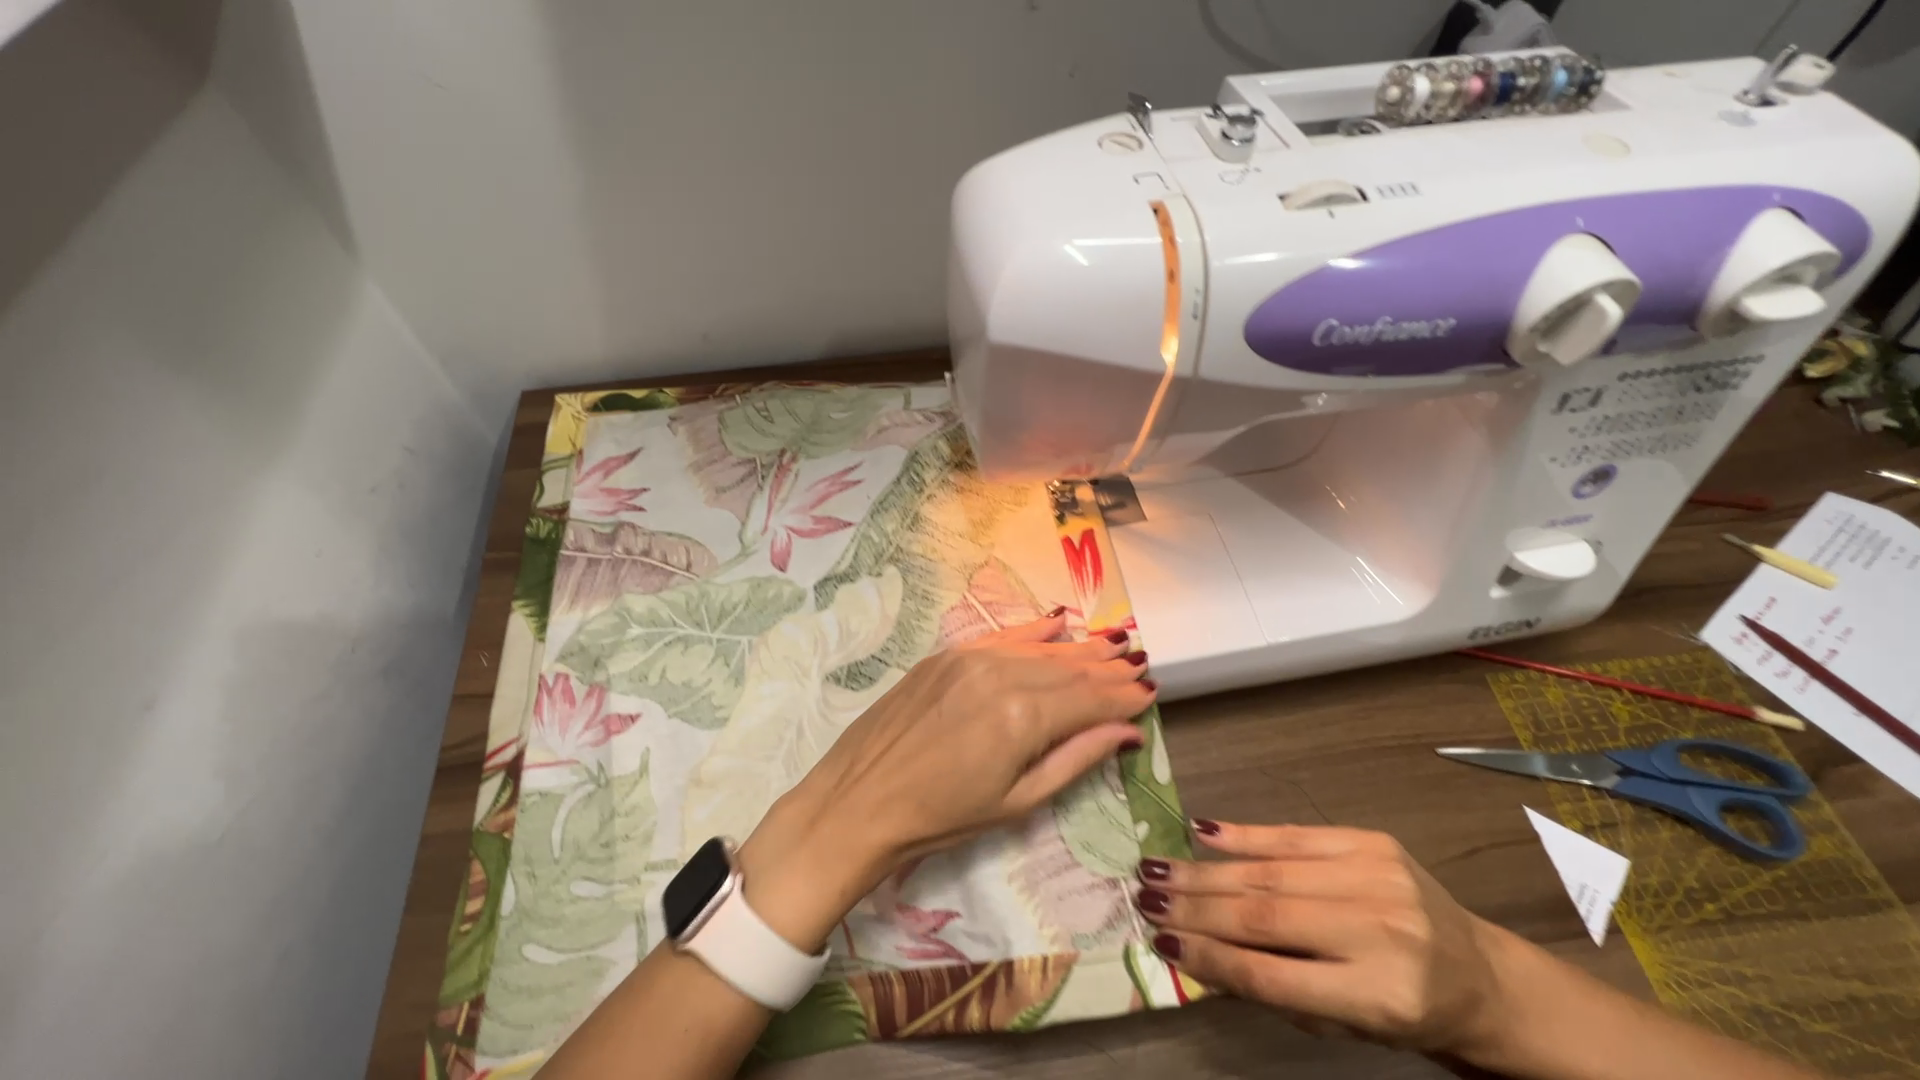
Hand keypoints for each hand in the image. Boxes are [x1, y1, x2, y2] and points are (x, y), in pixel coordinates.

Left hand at [738, 612, 1154, 951]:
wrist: (859, 802)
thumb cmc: (941, 818)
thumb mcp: (1017, 801)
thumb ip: (1075, 759)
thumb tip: (1125, 731)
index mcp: (1021, 717)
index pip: (1089, 700)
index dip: (1123, 699)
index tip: (1150, 695)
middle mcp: (1000, 675)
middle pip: (1068, 669)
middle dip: (1107, 670)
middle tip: (1138, 666)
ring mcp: (969, 659)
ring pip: (1038, 650)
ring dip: (1078, 649)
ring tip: (1112, 643)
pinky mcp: (945, 656)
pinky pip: (1001, 638)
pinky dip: (1033, 632)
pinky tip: (1058, 623)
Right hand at [1134, 823, 1508, 1055]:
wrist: (1478, 974)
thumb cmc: (1403, 1012)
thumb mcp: (1341, 1024)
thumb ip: (1270, 989)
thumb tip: (1192, 953)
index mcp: (1378, 995)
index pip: (1271, 975)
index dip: (1208, 957)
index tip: (1160, 942)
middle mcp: (1380, 932)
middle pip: (1265, 916)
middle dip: (1196, 908)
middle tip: (1144, 898)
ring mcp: (1379, 879)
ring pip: (1270, 872)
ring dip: (1205, 872)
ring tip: (1156, 871)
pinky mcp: (1373, 843)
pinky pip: (1294, 835)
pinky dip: (1243, 835)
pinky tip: (1201, 833)